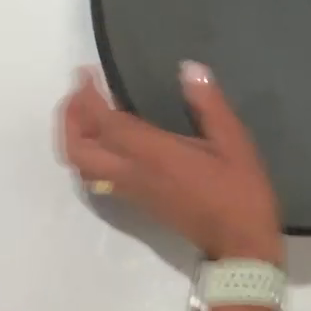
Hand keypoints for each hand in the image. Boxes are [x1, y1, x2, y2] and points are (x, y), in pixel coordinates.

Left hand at [59, 62, 283, 265]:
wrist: (239, 242)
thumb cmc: (240, 189)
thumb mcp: (234, 141)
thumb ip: (209, 105)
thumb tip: (189, 69)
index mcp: (154, 154)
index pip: (106, 123)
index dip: (89, 97)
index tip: (85, 73)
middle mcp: (132, 173)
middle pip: (78, 149)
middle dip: (70, 117)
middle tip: (79, 91)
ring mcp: (130, 190)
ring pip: (82, 165)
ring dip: (74, 136)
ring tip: (87, 111)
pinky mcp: (136, 200)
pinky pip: (95, 176)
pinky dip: (88, 153)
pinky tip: (106, 140)